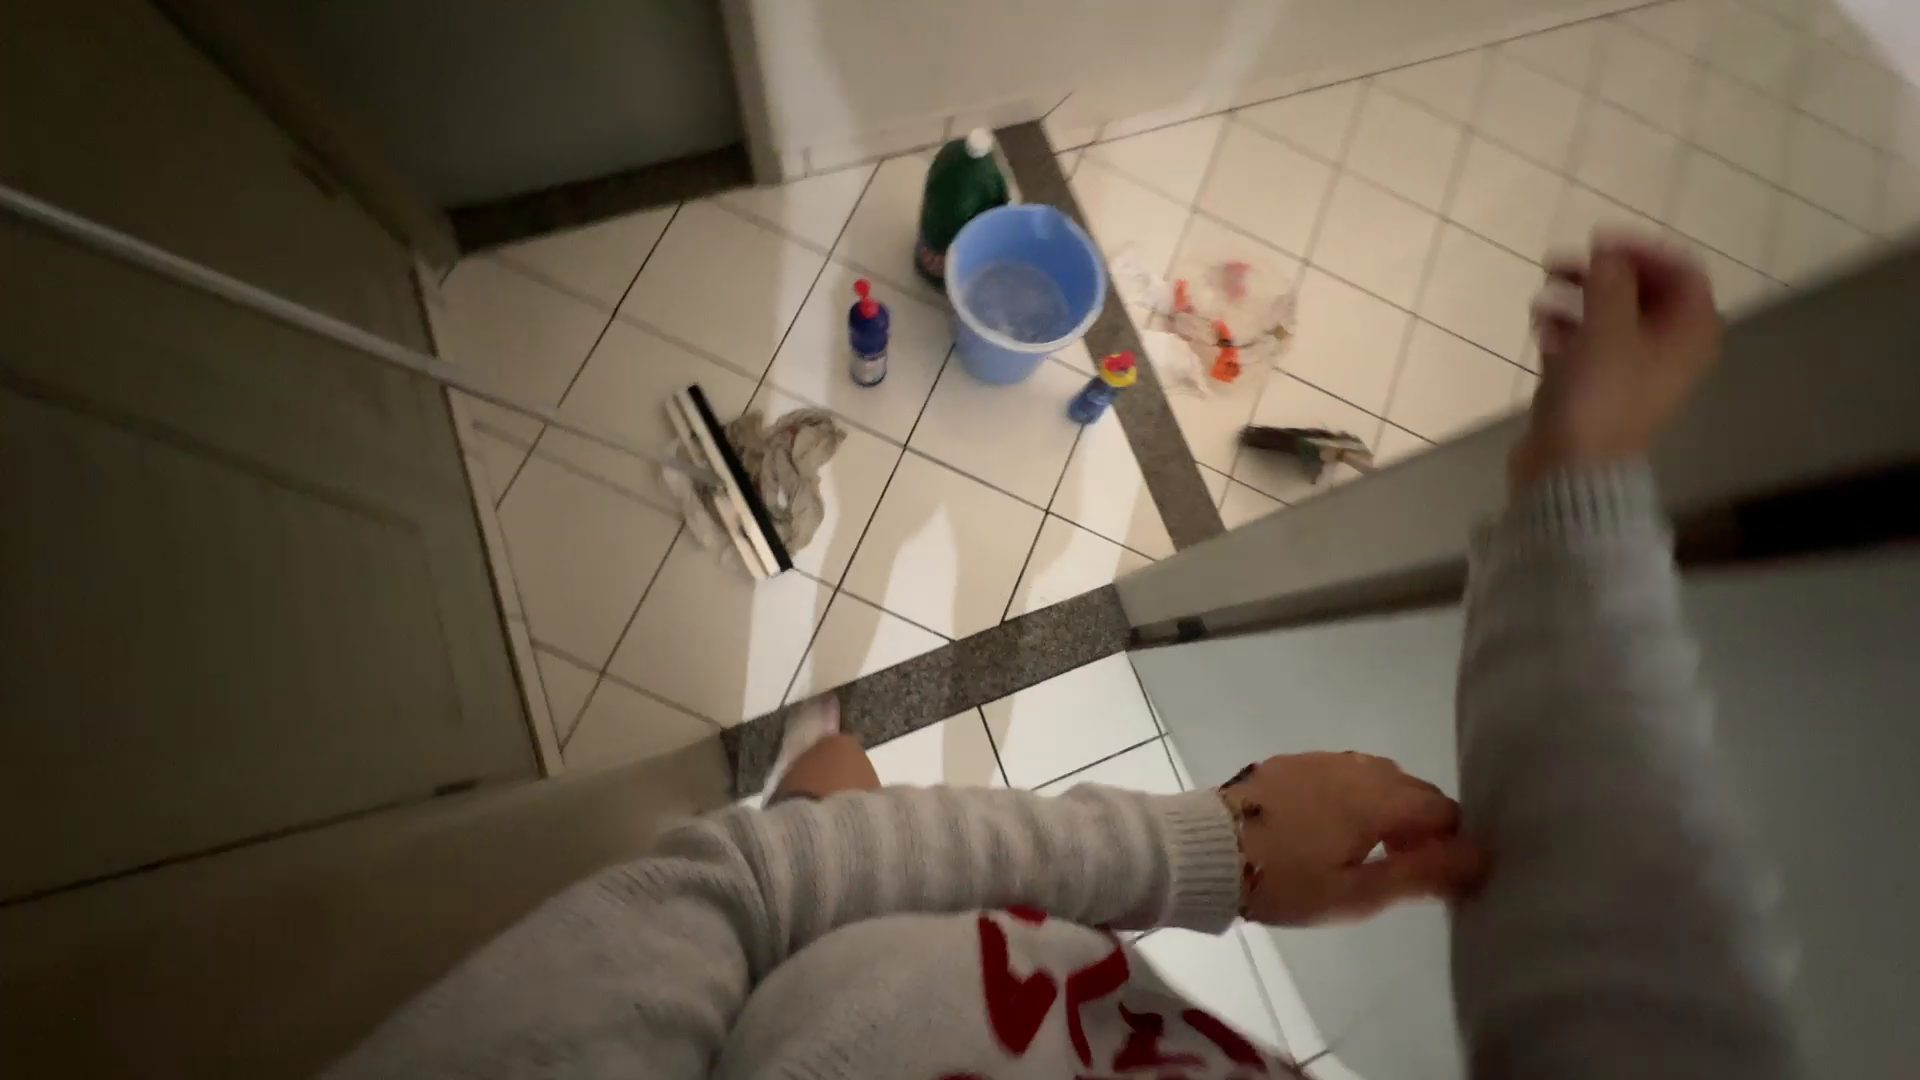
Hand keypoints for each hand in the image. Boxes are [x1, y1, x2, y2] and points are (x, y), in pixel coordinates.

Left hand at [1221, 752, 1484, 924]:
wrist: (1208, 849)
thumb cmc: (1286, 880)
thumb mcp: (1356, 893)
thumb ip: (1420, 874)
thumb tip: (1477, 858)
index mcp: (1373, 798)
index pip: (1440, 807)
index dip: (1449, 841)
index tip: (1432, 873)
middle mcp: (1349, 768)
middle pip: (1409, 785)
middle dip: (1419, 820)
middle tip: (1399, 863)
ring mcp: (1315, 759)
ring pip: (1373, 773)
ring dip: (1385, 803)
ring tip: (1365, 846)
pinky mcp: (1287, 762)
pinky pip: (1339, 769)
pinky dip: (1352, 791)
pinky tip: (1329, 823)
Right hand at [1511, 231, 1720, 490]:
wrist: (1570, 466)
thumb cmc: (1597, 397)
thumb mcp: (1607, 331)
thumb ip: (1609, 284)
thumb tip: (1607, 252)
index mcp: (1688, 331)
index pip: (1679, 271)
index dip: (1639, 250)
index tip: (1595, 240)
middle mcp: (1666, 347)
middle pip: (1640, 294)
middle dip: (1600, 275)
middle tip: (1555, 265)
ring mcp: (1628, 371)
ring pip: (1608, 320)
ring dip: (1576, 301)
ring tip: (1540, 295)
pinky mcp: (1593, 389)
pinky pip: (1584, 347)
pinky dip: (1565, 331)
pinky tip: (1539, 327)